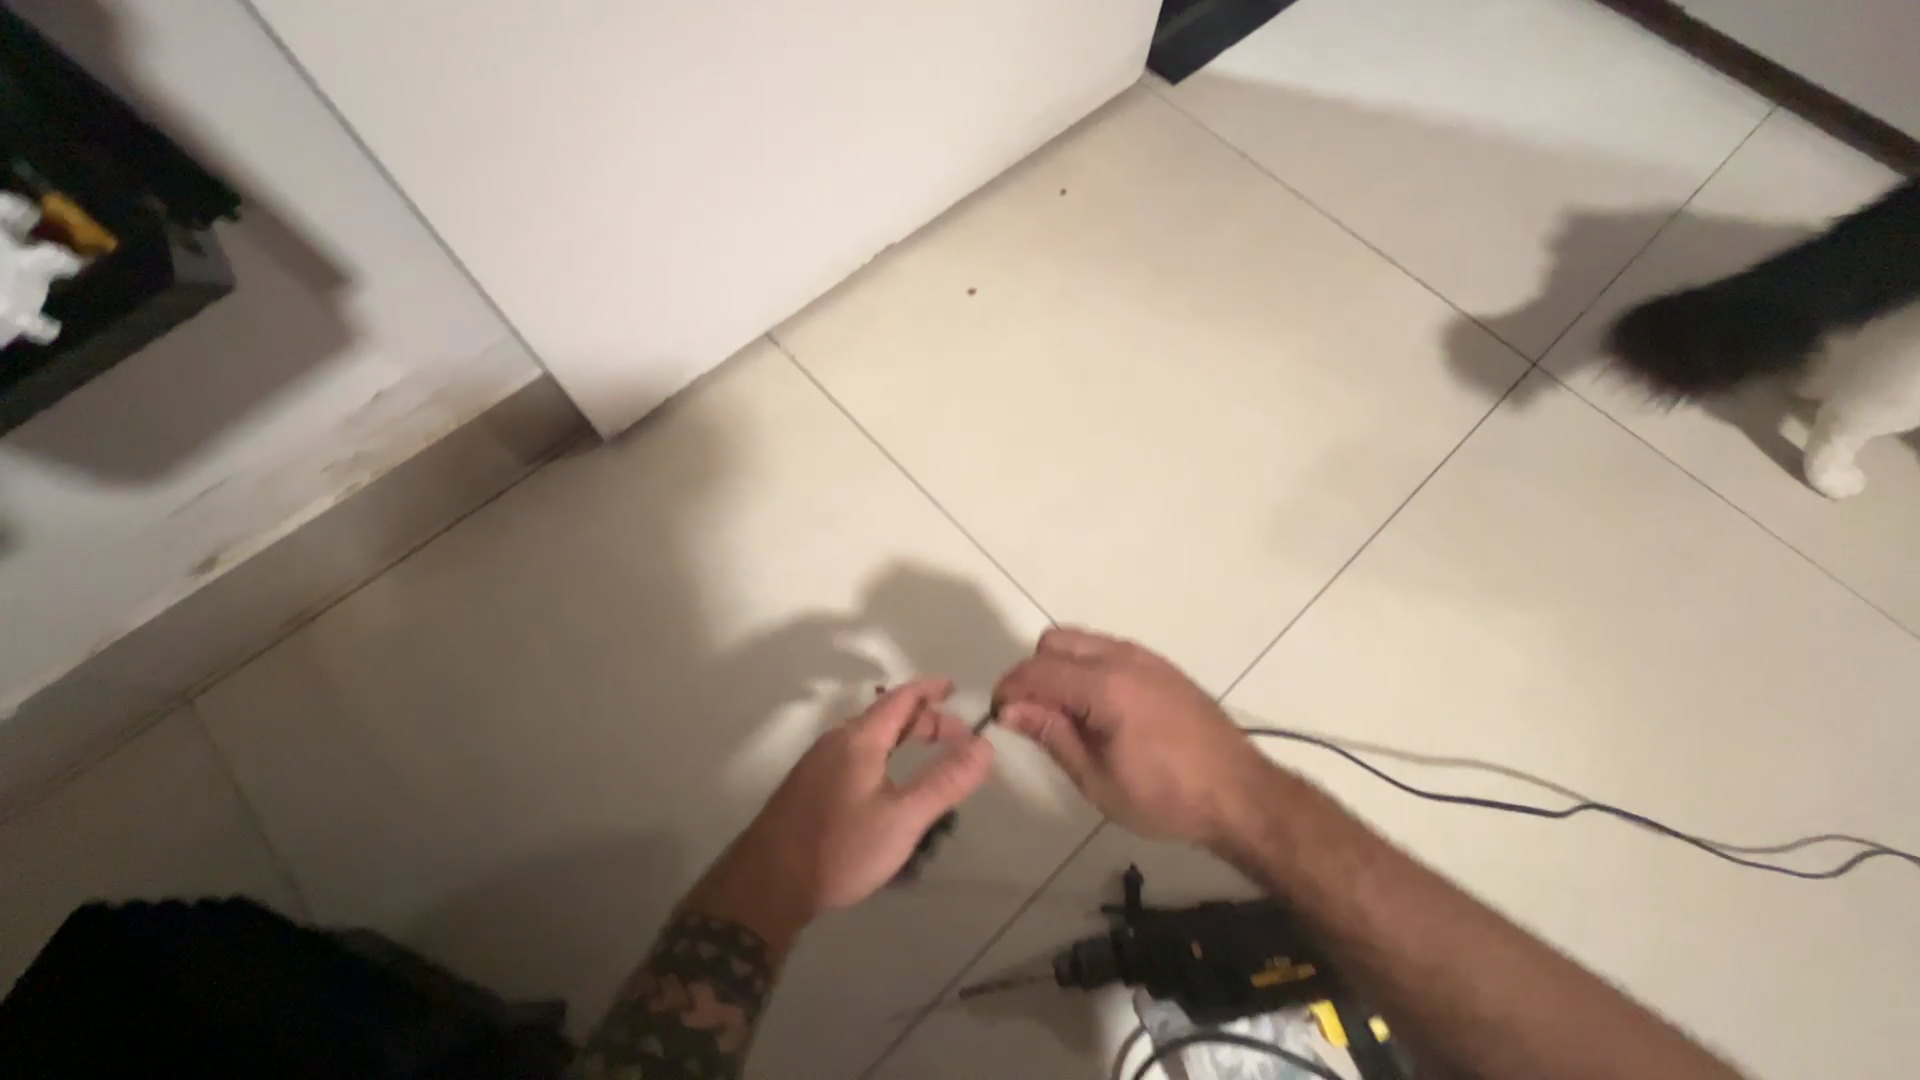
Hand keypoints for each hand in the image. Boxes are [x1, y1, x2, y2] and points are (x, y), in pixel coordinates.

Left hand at [685, 678, 994, 949]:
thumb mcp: (903, 818)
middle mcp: (836, 741)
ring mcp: (818, 763)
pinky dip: (883, 753)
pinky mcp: (808, 786)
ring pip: (868, 737)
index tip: (955, 689)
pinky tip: (888, 783)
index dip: (929, 690)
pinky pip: (854, 754)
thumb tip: (984, 746)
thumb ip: (945, 782)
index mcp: (859, 739)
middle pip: (885, 716)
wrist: (767, 884)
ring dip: (902, 738)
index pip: (900, 698)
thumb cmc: (839, 847)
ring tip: (928, 755)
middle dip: (923, 720)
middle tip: (956, 738)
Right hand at [995, 628, 1279, 848]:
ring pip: (1082, 641)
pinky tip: (1097, 709)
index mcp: (1105, 686)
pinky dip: (1088, 668)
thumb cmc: (1165, 797)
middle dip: (1033, 673)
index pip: (1037, 671)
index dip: (1009, 690)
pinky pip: (1108, 650)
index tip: (998, 717)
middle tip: (1032, 717)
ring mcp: (1146, 658)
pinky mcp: (1161, 667)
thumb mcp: (1098, 779)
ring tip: (1064, 715)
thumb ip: (1052, 735)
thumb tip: (1008, 709)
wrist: (1240, 794)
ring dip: (1061, 668)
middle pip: (1055, 643)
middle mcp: (1123, 658)